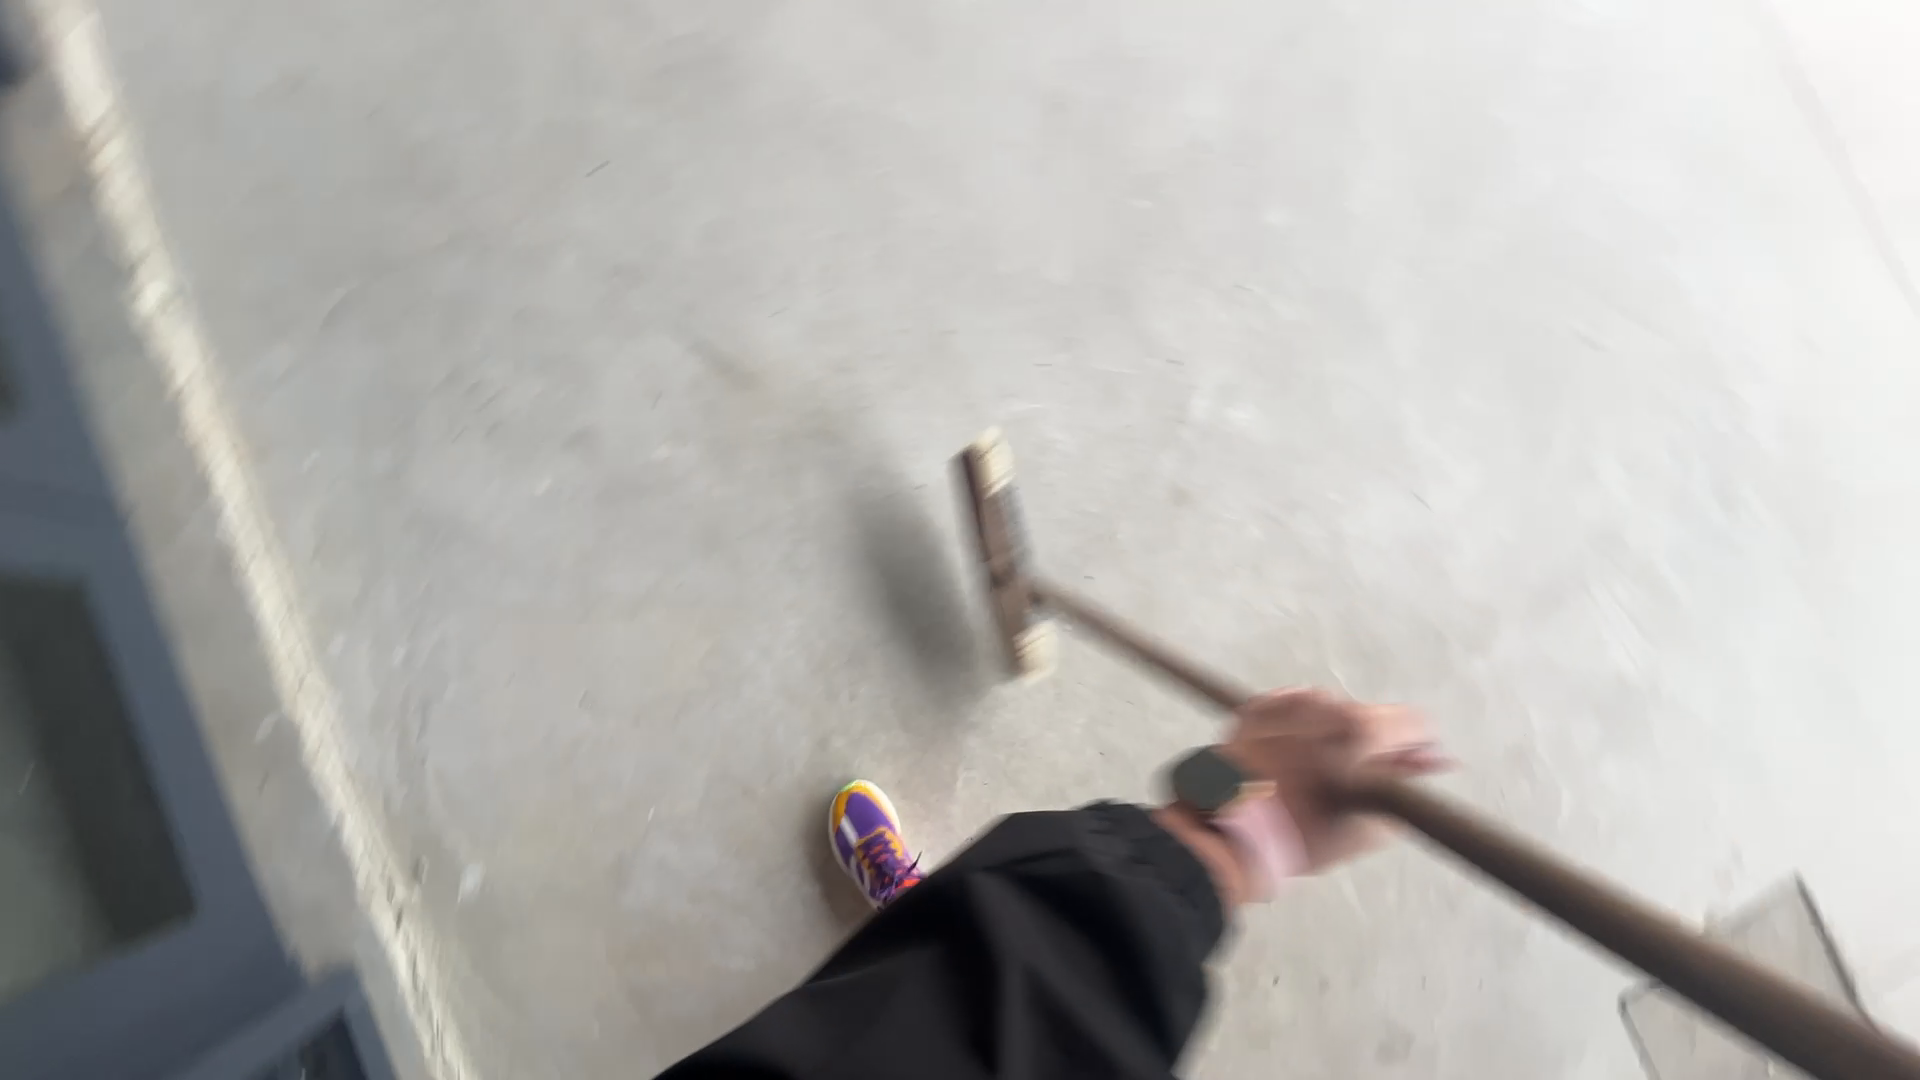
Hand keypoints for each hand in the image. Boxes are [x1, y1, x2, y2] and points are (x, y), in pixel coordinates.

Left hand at [1220, 687, 1449, 873]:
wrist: (1228, 829)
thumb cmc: (1305, 834)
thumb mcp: (1371, 824)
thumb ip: (1407, 785)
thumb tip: (1434, 759)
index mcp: (1361, 729)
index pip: (1417, 723)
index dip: (1414, 749)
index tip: (1401, 772)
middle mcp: (1325, 703)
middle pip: (1370, 716)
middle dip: (1370, 744)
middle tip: (1348, 782)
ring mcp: (1285, 701)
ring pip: (1329, 711)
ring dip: (1330, 734)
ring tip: (1310, 773)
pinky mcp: (1255, 707)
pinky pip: (1290, 709)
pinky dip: (1296, 728)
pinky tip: (1287, 757)